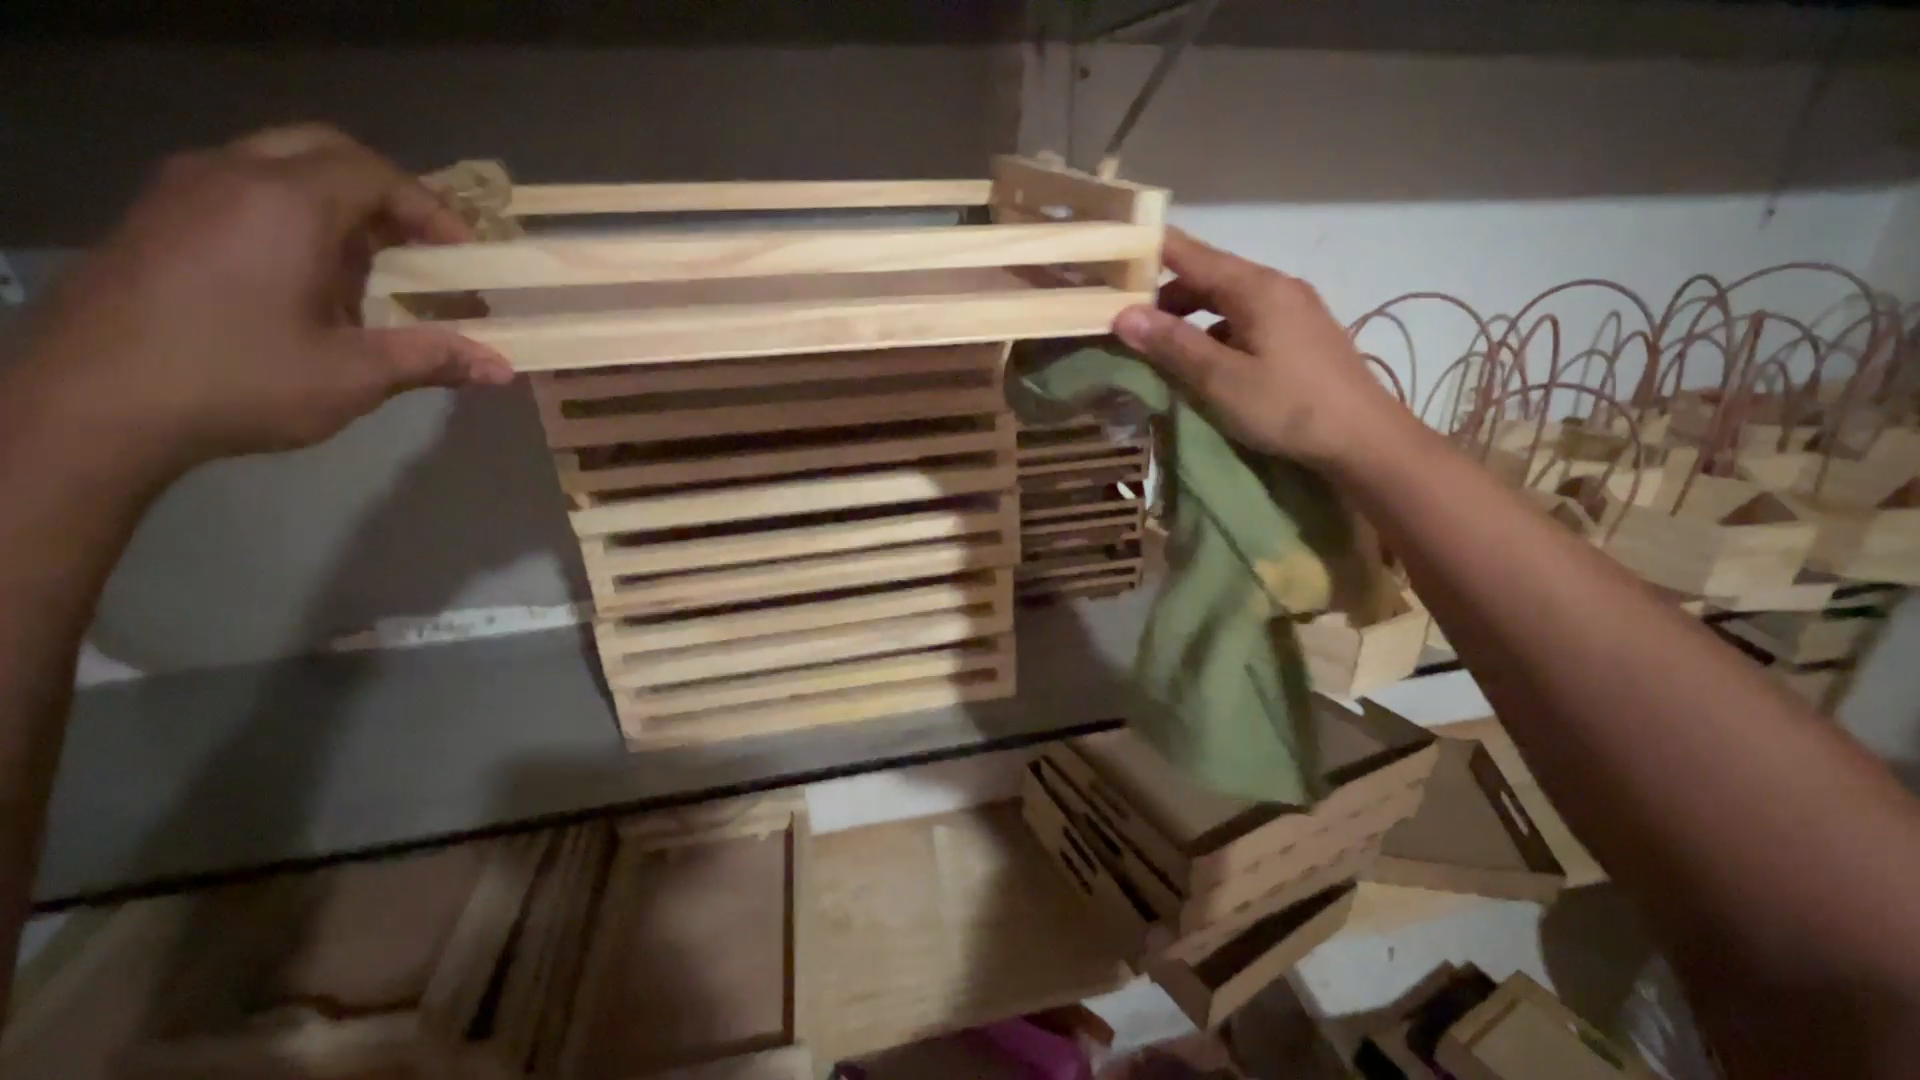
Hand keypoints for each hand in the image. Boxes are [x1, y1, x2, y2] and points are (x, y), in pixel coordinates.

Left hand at [11, 124, 512, 475]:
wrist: (91, 403)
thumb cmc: (239, 381)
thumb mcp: (352, 376)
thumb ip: (431, 359)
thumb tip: (502, 369)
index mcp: (285, 201)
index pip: (375, 173)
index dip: (431, 210)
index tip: (465, 254)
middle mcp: (230, 175)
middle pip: (325, 150)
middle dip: (383, 193)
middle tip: (419, 245)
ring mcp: (180, 191)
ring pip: (276, 165)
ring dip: (334, 202)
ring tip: (366, 266)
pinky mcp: (153, 218)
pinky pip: (237, 189)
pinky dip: (287, 213)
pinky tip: (301, 277)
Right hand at [1112, 228, 1405, 469]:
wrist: (1364, 439)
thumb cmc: (1288, 406)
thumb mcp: (1221, 379)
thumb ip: (1172, 344)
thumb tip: (1122, 315)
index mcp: (1255, 287)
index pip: (1190, 253)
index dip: (1149, 251)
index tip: (1112, 255)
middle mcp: (1276, 286)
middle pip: (1209, 276)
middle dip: (1165, 295)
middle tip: (1125, 321)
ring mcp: (1294, 309)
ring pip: (1228, 301)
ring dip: (1191, 318)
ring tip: (1160, 348)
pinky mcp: (1302, 335)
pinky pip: (1247, 320)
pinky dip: (1216, 333)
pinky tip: (1205, 364)